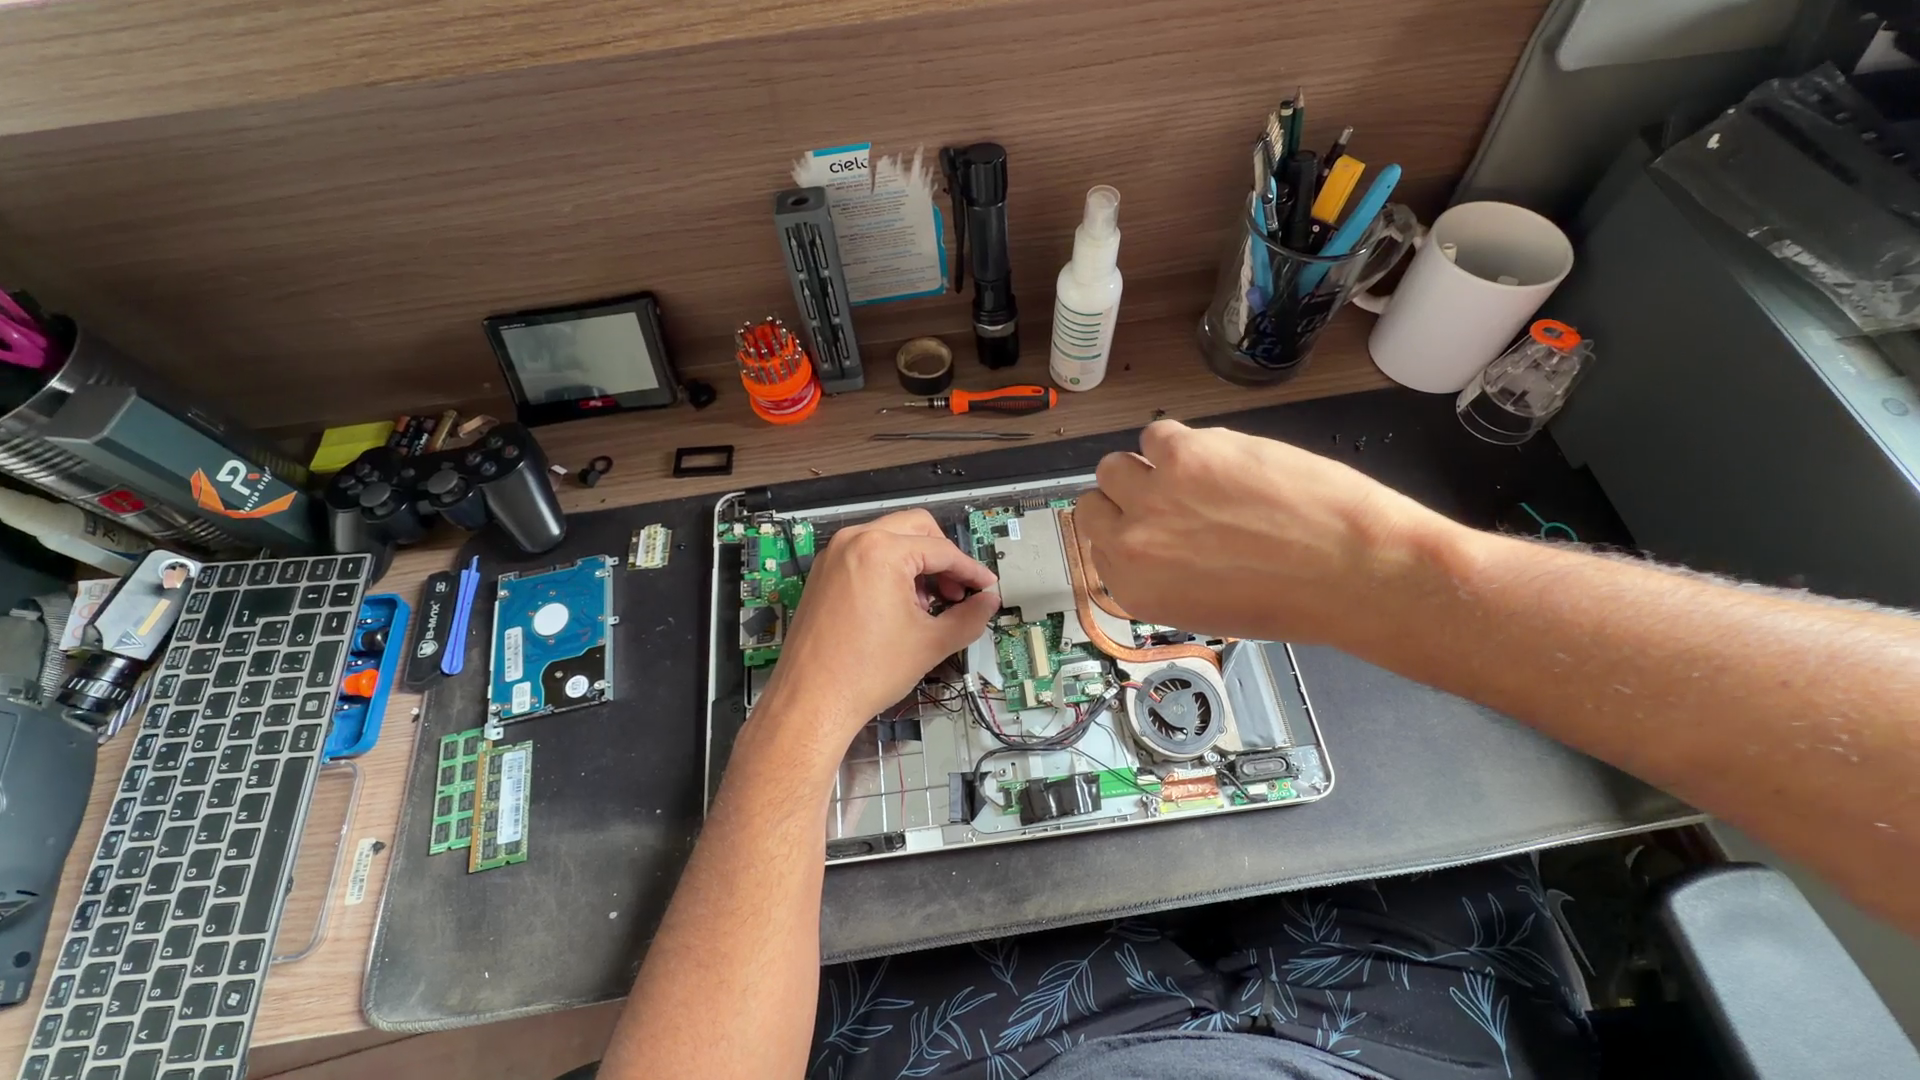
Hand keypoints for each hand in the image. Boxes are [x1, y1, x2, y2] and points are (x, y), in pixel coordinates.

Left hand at [754, 509, 997, 766]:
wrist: (810, 702)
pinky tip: (899, 606)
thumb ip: (969, 617)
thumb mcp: (930, 643)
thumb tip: (989, 602)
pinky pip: (866, 555)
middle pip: (915, 529)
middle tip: (958, 590)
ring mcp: (833, 555)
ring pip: (890, 540)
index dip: (970, 570)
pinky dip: (890, 569)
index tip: (987, 588)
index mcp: (881, 550)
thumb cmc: (868, 672)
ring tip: (928, 605)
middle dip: (943, 557)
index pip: (941, 550)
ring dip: (917, 563)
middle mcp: (853, 541)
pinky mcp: (822, 573)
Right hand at [1073, 420, 1465, 645]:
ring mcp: (1154, 495)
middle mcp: (1131, 542)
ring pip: (1116, 463)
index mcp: (1134, 588)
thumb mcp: (1205, 608)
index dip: (1121, 529)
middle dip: (1125, 498)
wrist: (1354, 571)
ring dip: (1146, 467)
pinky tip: (1218, 459)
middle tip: (1165, 497)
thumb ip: (1160, 573)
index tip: (1140, 523)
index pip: (1096, 544)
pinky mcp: (1186, 453)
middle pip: (1095, 500)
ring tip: (1192, 475)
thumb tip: (1150, 540)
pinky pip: (1157, 433)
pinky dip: (1180, 443)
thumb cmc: (1293, 600)